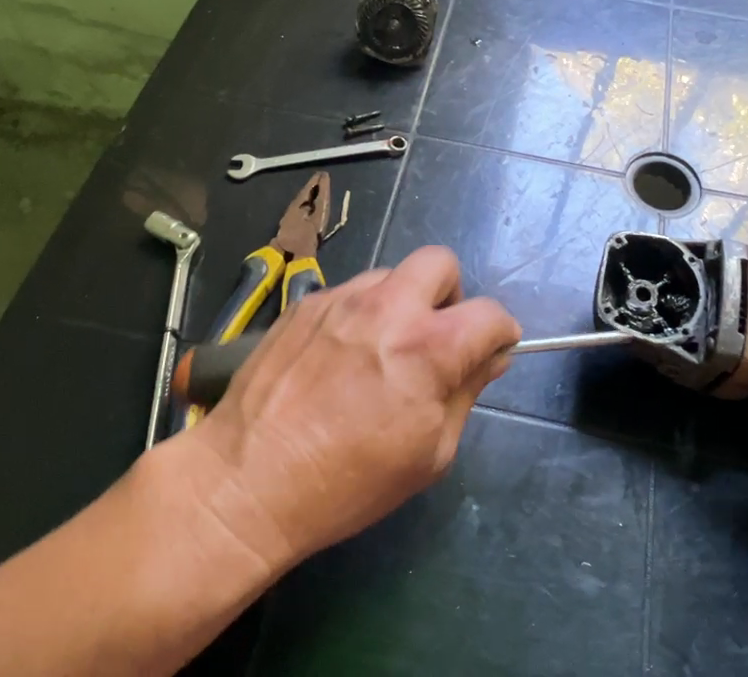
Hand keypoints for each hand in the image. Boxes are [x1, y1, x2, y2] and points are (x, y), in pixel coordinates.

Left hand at [173, 246, 520, 568]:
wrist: (248, 481)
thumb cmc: (349, 484)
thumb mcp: (429, 454)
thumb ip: (465, 393)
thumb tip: (489, 357)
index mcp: (427, 347)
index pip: (490, 314)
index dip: (500, 334)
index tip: (490, 354)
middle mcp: (387, 307)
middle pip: (441, 263)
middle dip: (451, 296)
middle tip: (435, 339)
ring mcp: (340, 299)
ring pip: (391, 276)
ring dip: (401, 304)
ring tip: (379, 352)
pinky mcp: (304, 304)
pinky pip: (349, 294)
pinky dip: (359, 316)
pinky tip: (338, 358)